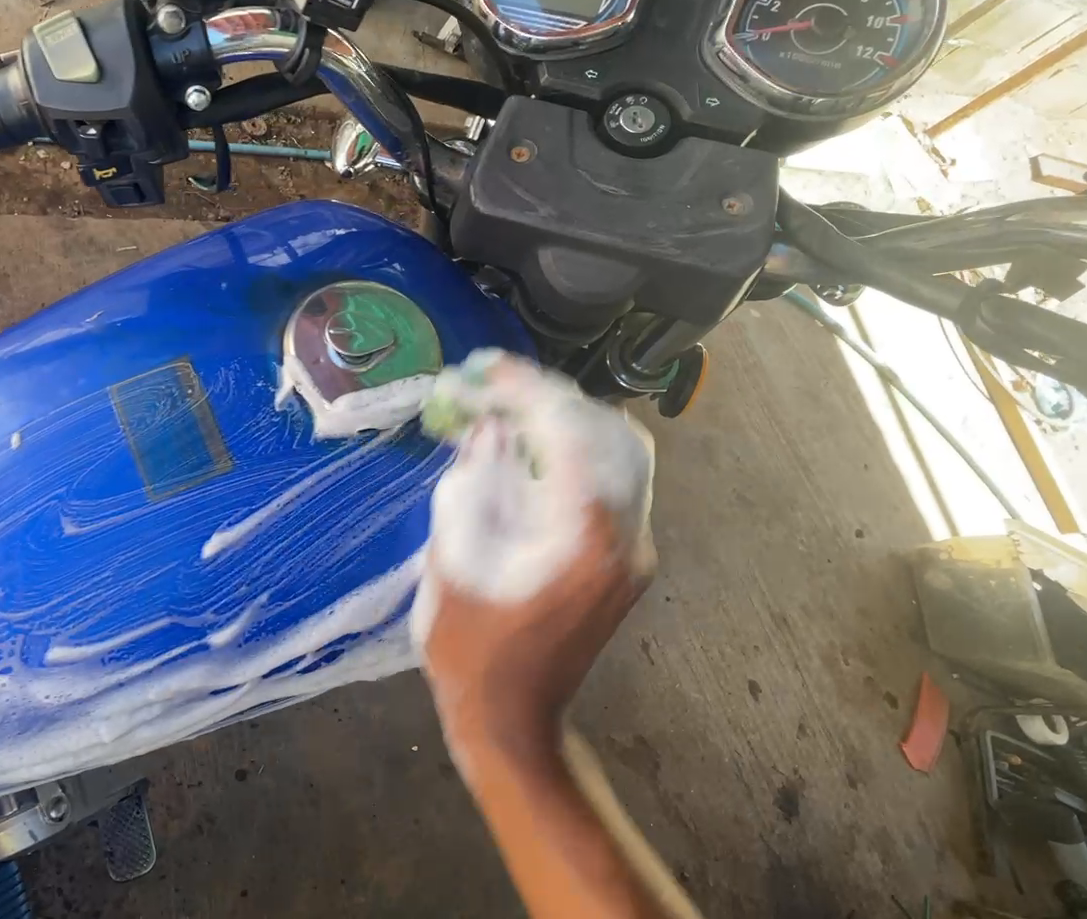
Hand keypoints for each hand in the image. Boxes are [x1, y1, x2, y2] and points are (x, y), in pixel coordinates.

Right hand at [413, 351, 655, 755]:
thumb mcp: (451, 558)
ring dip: (567, 420)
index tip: (485, 367)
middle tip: (494, 384)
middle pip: (611, 433)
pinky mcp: (626, 558)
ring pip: (622, 453)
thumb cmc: (470, 645)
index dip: (527, 390)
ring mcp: (635, 548)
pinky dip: (575, 450)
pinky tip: (529, 448)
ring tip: (509, 408)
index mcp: (583, 536)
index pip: (572, 432)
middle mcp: (627, 536)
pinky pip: (614, 481)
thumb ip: (471, 483)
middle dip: (551, 397)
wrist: (512, 718)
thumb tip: (486, 429)